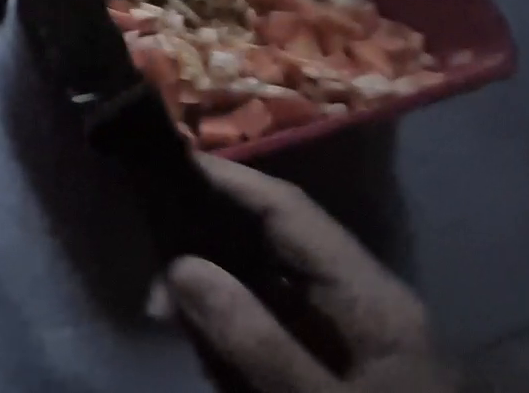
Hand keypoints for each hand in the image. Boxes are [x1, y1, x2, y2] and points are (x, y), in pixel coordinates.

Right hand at [167, 156, 459, 392]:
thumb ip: (257, 342)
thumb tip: (181, 265)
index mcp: (373, 299)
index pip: (288, 209)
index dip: (225, 179)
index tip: (162, 166)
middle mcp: (362, 301)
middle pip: (267, 241)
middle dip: (203, 252)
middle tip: (155, 291)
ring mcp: (351, 334)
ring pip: (260, 283)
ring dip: (213, 301)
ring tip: (176, 331)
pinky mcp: (338, 363)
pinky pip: (270, 322)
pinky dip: (233, 334)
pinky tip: (213, 362)